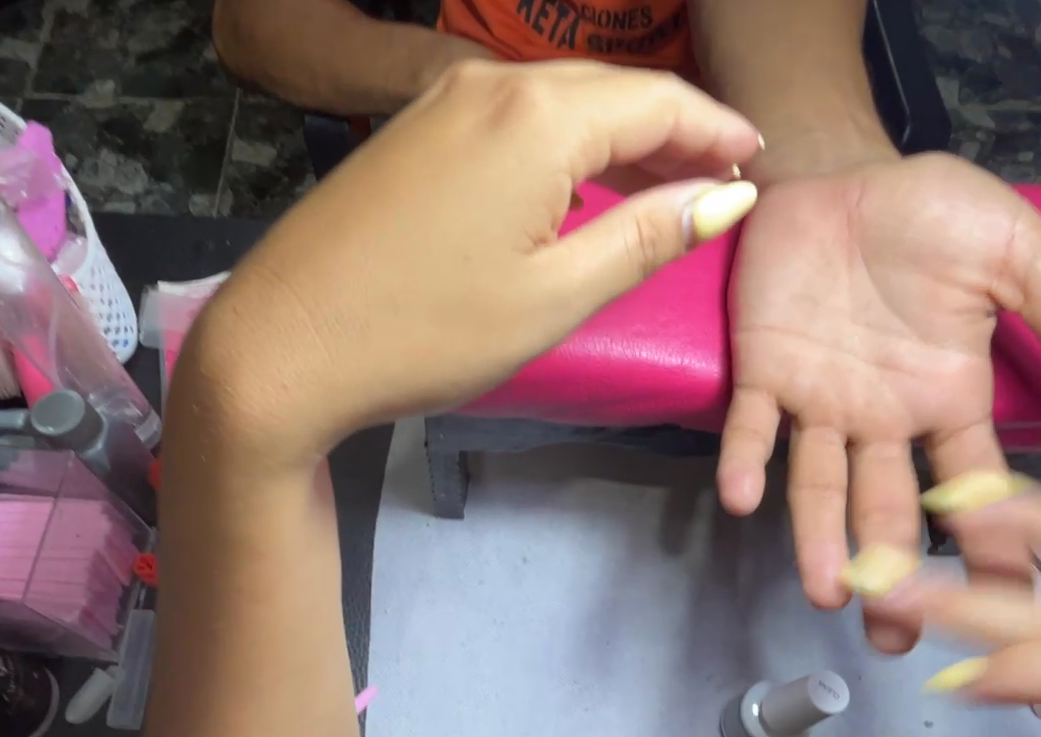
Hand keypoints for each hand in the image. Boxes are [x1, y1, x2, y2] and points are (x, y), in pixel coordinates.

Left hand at [177, 60, 761, 469]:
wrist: (286, 346)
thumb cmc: (426, 333)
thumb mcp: (552, 298)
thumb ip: (644, 239)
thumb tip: (721, 198)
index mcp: (536, 117)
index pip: (656, 101)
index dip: (714, 129)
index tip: (754, 159)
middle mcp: (487, 87)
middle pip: (605, 94)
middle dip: (670, 130)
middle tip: (717, 175)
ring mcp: (436, 106)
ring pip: (553, 106)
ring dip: (612, 139)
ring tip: (658, 181)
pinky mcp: (406, 136)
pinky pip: (505, 125)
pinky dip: (556, 149)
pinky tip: (571, 186)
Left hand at [717, 153, 1040, 652]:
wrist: (839, 181)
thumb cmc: (928, 216)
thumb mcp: (1010, 257)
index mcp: (945, 397)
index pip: (974, 485)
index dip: (991, 543)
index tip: (1011, 607)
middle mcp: (879, 417)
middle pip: (885, 508)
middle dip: (892, 571)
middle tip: (893, 634)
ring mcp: (817, 402)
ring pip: (816, 483)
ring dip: (816, 538)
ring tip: (825, 592)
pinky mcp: (761, 375)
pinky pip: (750, 427)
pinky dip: (744, 461)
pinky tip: (742, 500)